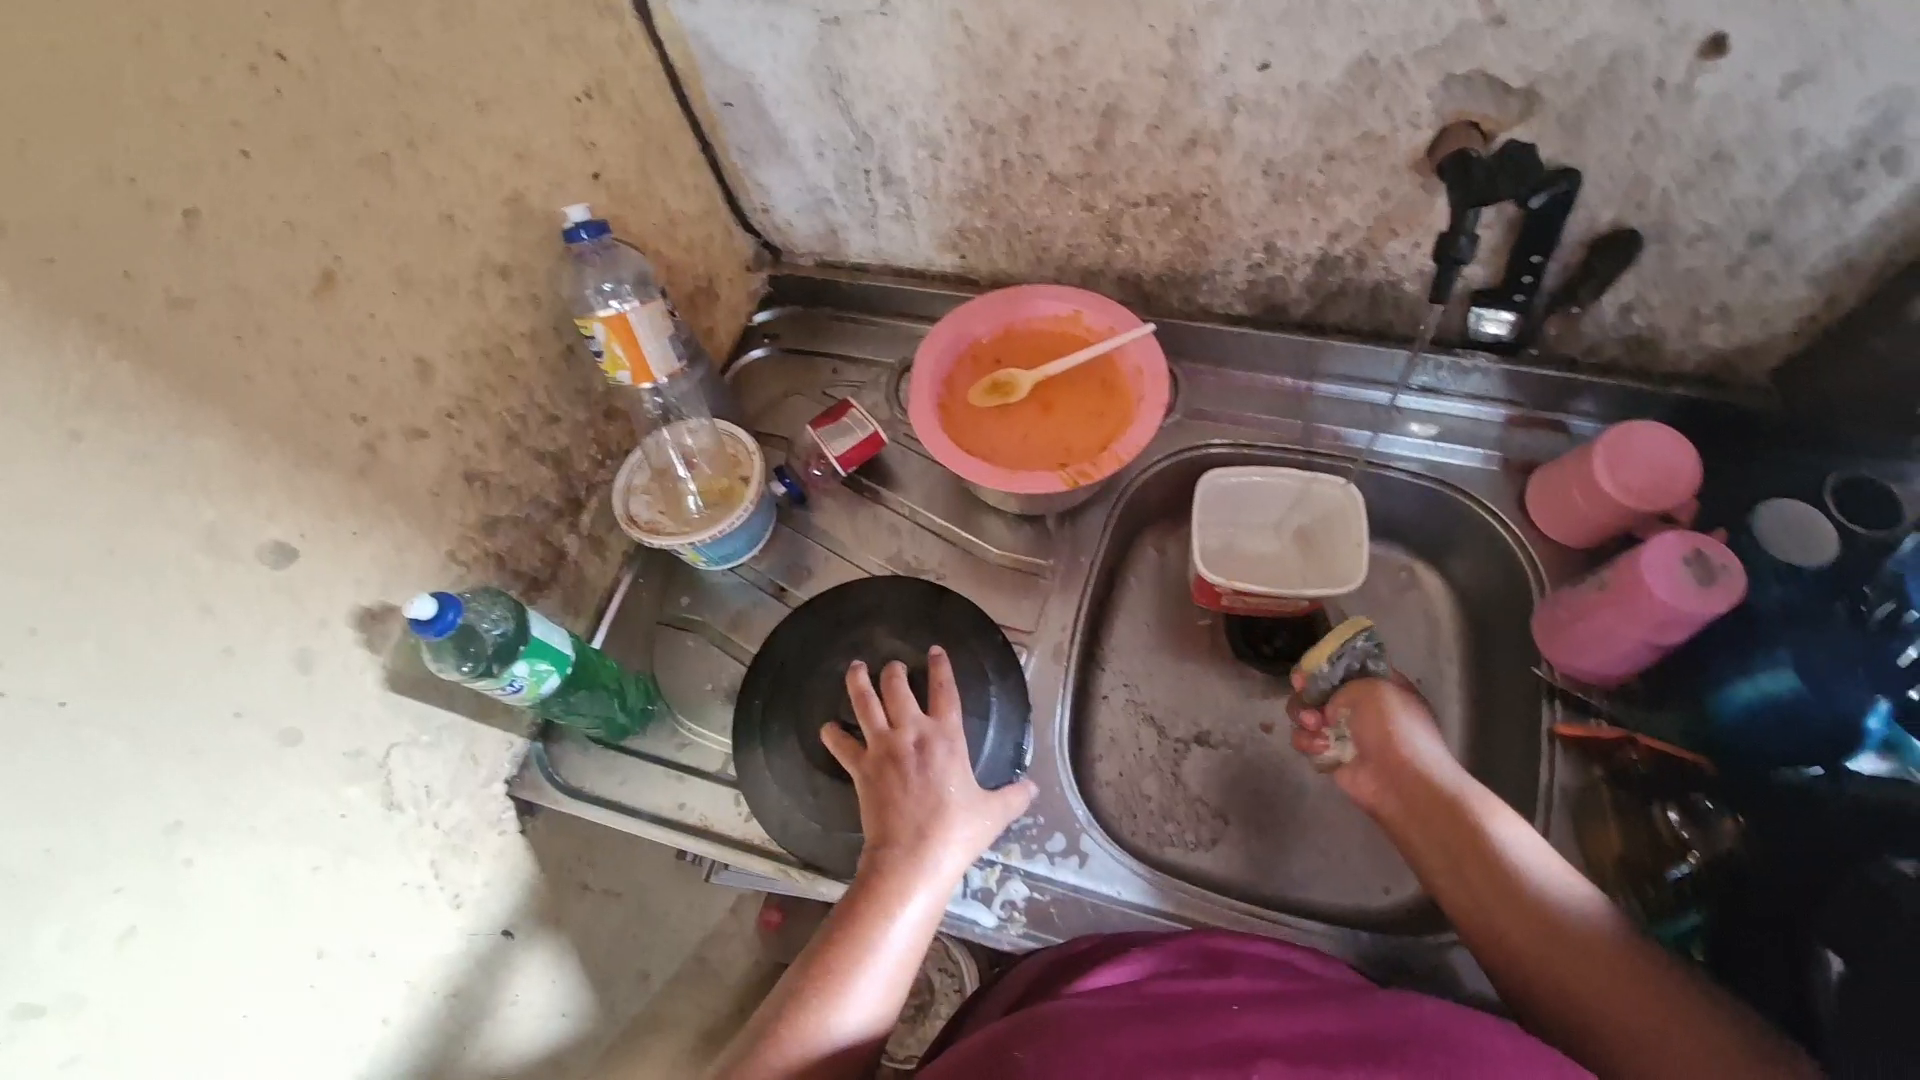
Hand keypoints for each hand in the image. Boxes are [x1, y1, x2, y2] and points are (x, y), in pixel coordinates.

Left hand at [822, 648, 1036, 890]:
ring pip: (865, 703)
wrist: (912, 858)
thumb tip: (1033, 788)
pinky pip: (841, 744)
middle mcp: (912, 733)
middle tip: (893, 665)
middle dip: (894, 671)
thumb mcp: (993, 814)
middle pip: (898, 687)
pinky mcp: (860, 768)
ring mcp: (882, 748)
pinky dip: (832, 733)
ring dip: (859, 682)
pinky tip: (828, 726)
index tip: (934, 650)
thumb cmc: (956, 833)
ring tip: (855, 667)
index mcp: (947, 738)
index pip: (945, 691)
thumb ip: (1014, 797)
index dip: (940, 667)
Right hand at [1285, 672, 1461, 817]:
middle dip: (1307, 693)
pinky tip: (1320, 747)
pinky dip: (1307, 741)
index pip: (1344, 668)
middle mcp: (1362, 707)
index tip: (1306, 673)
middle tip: (1303, 694)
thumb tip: (1328, 707)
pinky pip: (1305, 740)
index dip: (1322, 668)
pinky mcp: (1331, 755)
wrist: (1401, 781)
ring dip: (1304, 717)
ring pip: (1307, 714)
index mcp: (1379, 686)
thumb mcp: (1373, 687)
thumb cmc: (1394, 729)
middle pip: (1320, 690)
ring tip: (1315, 725)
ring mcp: (1346, 732)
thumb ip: (1341, 684)